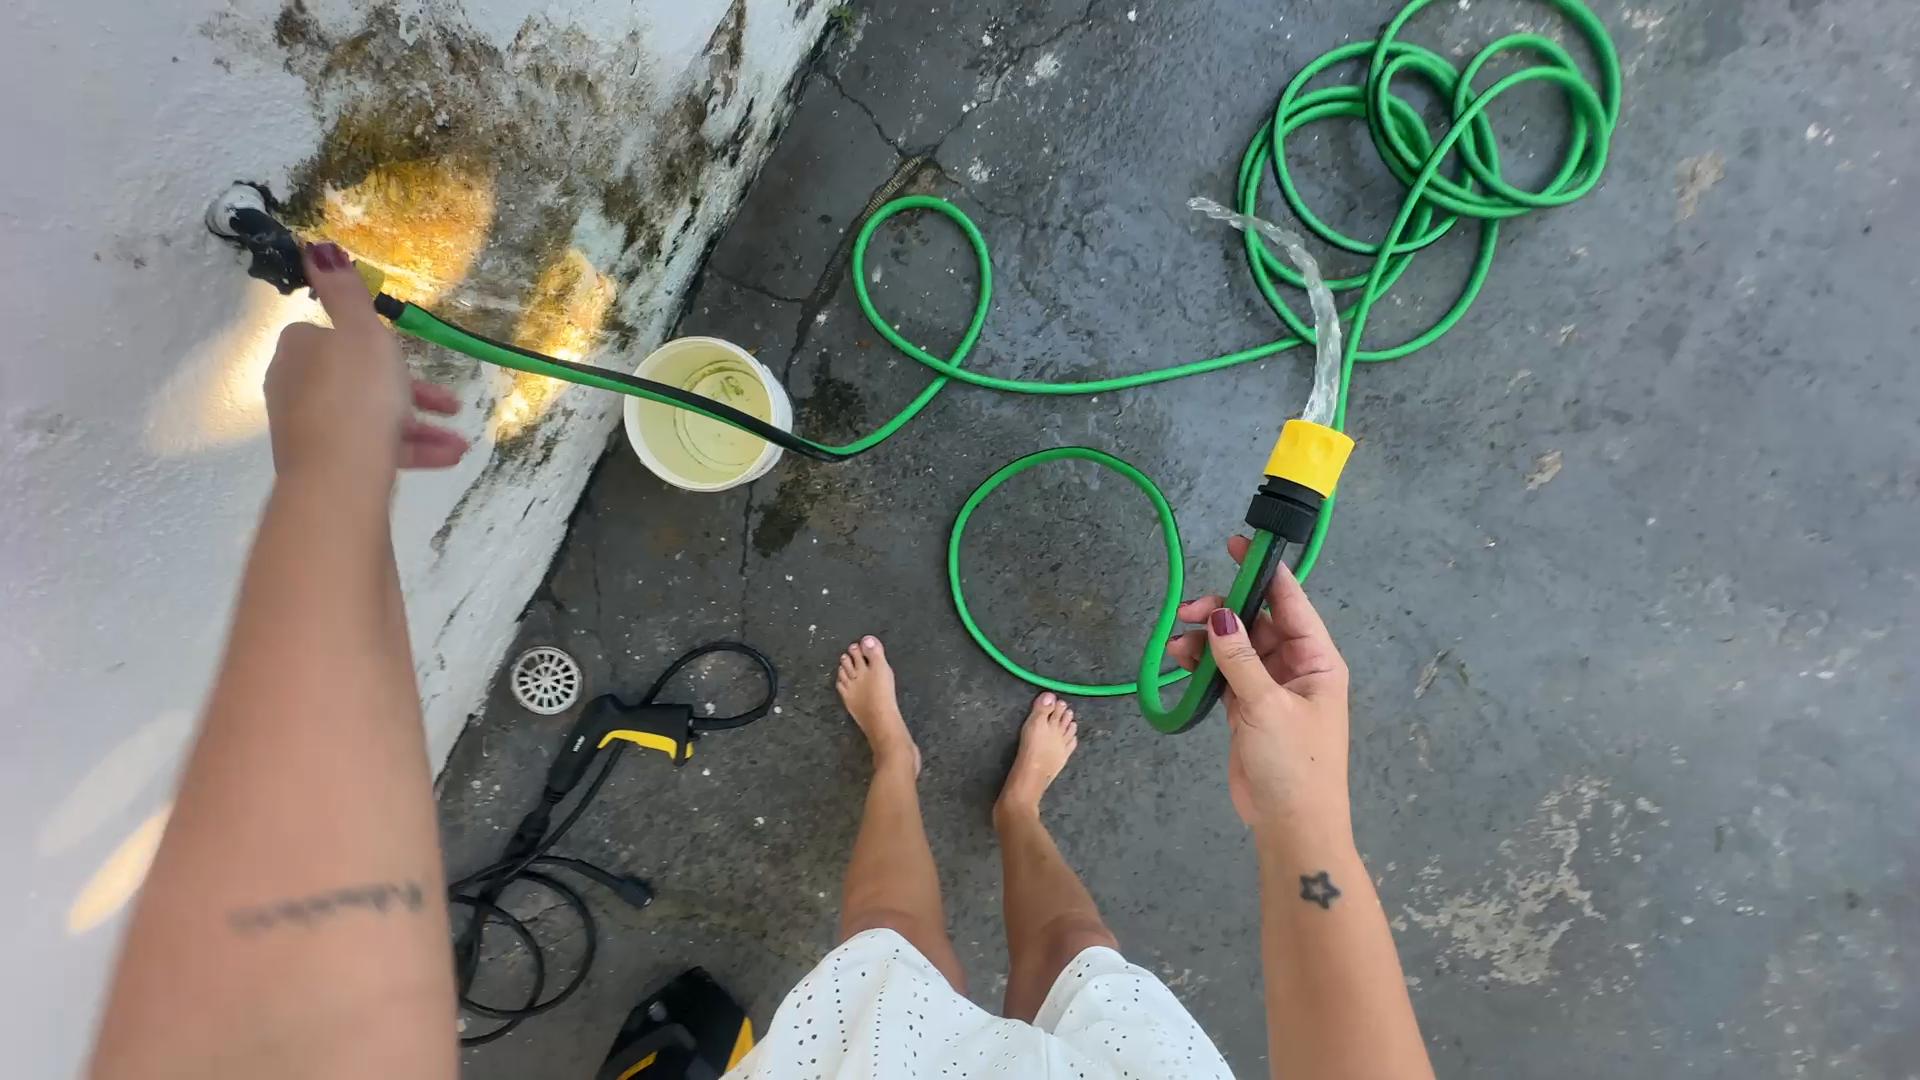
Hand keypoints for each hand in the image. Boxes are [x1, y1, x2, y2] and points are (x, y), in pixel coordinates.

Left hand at [263, 243, 467, 483]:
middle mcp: (297, 386)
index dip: (375, 348)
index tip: (409, 359)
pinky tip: (449, 456)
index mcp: (301, 351)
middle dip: (410, 392)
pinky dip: (413, 449)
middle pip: (361, 380)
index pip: (334, 337)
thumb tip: (318, 246)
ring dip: (422, 426)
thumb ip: (347, 294)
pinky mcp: (328, 461)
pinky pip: (376, 447)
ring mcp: (311, 427)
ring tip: (459, 440)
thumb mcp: (364, 334)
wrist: (341, 471)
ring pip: (375, 417)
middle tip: (449, 403)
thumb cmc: (358, 394)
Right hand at [1166, 535, 1350, 834]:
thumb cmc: (1295, 763)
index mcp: (1317, 661)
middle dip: (1222, 610)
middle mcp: (1295, 667)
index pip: (1291, 603)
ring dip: (1206, 639)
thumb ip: (1240, 658)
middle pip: (1256, 621)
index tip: (1236, 544)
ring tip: (1177, 644)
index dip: (1265, 571)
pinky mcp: (1246, 706)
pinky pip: (1223, 670)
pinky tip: (1181, 659)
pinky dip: (1203, 662)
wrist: (1291, 824)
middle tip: (1188, 610)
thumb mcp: (1267, 706)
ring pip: (1234, 645)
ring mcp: (1269, 686)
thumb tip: (1220, 613)